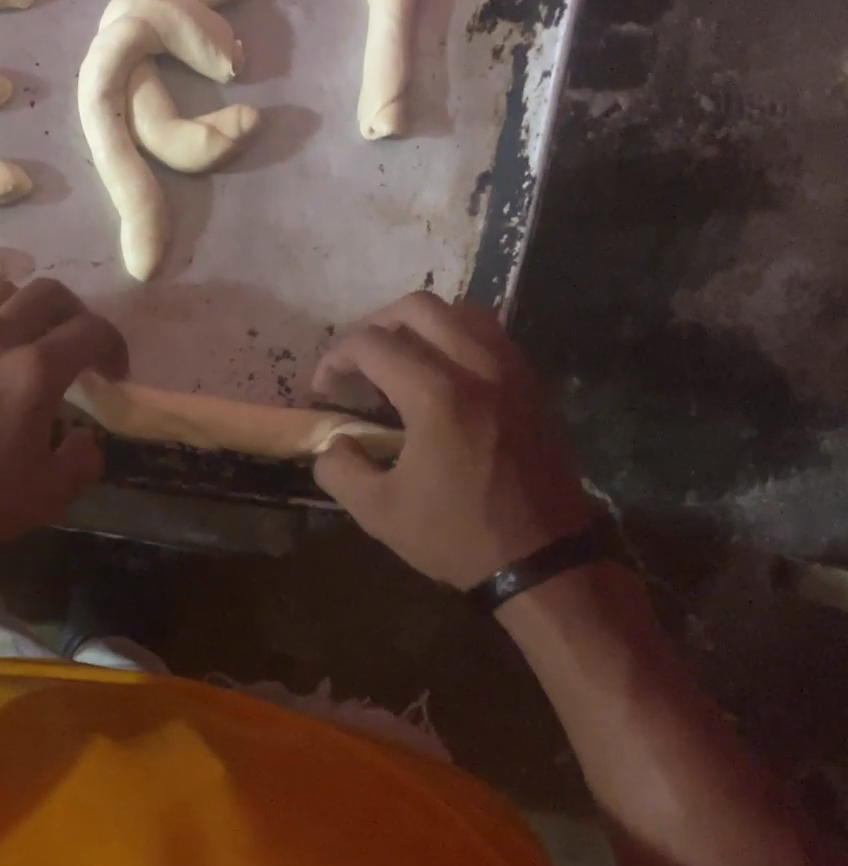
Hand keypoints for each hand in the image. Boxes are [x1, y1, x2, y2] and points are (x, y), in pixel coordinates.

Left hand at [0, 279, 126, 570]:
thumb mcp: (49, 495)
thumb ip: (82, 459)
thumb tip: (85, 437)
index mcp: (34, 372)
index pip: (90, 332)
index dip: (114, 346)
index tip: (113, 374)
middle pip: (46, 294)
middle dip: (74, 314)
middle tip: (75, 347)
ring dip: (23, 310)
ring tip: (25, 340)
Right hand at [313, 292, 593, 588]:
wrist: (542, 557)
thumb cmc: (453, 534)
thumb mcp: (374, 510)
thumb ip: (338, 466)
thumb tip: (336, 443)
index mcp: (437, 397)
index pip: (373, 344)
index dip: (335, 359)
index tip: (322, 389)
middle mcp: (480, 369)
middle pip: (419, 308)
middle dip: (373, 327)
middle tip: (354, 363)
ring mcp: (514, 372)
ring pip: (462, 312)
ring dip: (417, 327)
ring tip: (393, 362)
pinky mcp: (532, 385)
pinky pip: (489, 335)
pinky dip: (452, 339)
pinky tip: (433, 376)